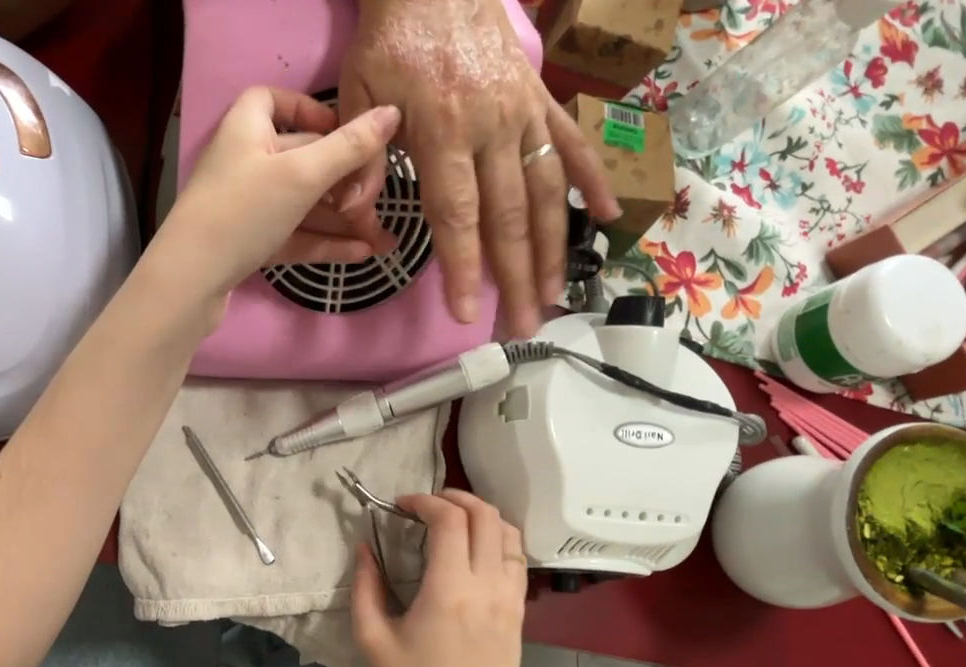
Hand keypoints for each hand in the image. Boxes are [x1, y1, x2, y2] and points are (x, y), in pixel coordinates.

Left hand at [150, 87, 400, 312]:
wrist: (187, 282)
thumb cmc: (242, 212)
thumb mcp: (302, 175)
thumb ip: (349, 147)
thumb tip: (391, 113)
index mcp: (246, 129)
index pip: (274, 101)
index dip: (310, 110)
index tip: (342, 129)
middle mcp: (243, 162)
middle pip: (301, 159)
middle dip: (345, 182)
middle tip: (377, 204)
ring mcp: (243, 207)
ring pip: (301, 205)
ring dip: (341, 220)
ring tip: (383, 241)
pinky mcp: (245, 245)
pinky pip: (291, 235)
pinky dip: (322, 242)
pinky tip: (359, 254)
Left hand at [336, 0, 618, 335]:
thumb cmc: (391, 42)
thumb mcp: (360, 92)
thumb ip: (362, 156)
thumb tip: (357, 212)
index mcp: (444, 133)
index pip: (456, 215)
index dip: (463, 267)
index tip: (466, 313)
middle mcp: (492, 128)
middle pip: (508, 216)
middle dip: (516, 276)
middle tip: (522, 327)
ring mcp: (523, 114)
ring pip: (546, 190)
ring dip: (555, 246)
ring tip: (557, 293)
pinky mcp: (540, 99)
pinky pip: (573, 143)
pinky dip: (592, 180)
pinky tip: (608, 218)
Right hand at [351, 490, 526, 666]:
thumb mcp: (372, 638)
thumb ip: (364, 588)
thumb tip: (364, 548)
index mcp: (449, 589)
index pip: (449, 520)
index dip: (424, 501)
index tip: (402, 504)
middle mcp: (487, 584)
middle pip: (484, 515)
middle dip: (454, 497)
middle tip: (427, 503)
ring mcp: (510, 595)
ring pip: (508, 531)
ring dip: (481, 514)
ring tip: (454, 518)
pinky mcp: (520, 608)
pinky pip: (517, 556)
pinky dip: (498, 538)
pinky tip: (476, 546)